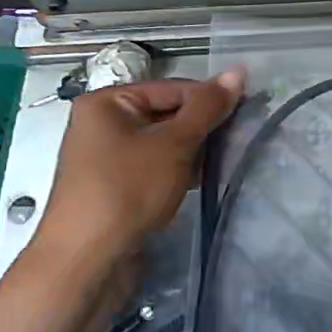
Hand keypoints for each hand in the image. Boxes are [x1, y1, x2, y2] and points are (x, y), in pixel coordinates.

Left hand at [37, 71, 243, 267]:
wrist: (87, 260)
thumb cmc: (127, 189)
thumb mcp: (174, 143)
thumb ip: (208, 108)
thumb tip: (238, 71)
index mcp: (107, 102)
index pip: (171, 88)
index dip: (209, 99)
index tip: (245, 111)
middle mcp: (102, 125)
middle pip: (166, 114)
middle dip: (202, 127)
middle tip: (239, 137)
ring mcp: (106, 159)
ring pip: (162, 143)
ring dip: (193, 151)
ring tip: (226, 159)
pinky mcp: (115, 188)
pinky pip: (153, 167)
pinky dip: (178, 170)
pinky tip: (202, 180)